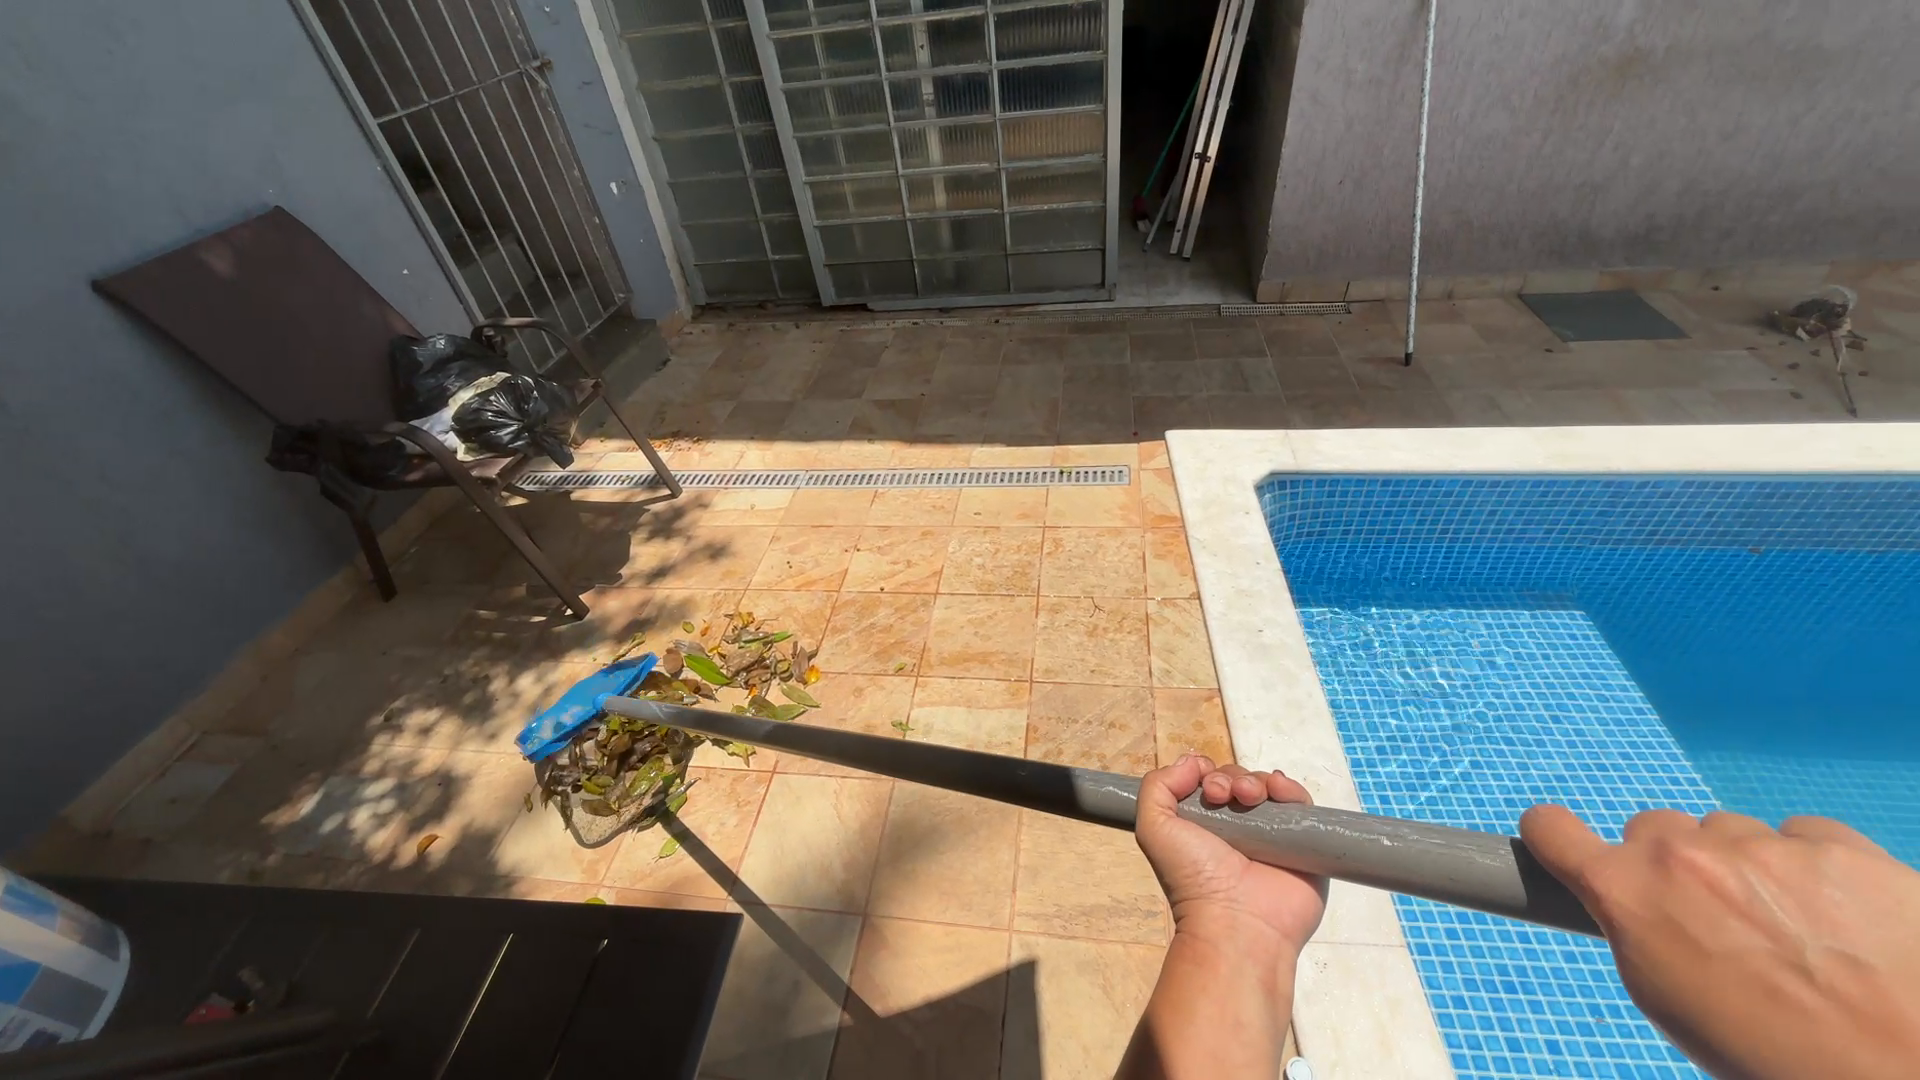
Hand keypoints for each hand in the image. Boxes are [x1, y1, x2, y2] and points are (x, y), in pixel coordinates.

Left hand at [1119, 756, 1326, 1079]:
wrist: (1236, 924)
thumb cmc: (1192, 876)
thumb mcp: (1155, 827)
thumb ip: (1158, 786)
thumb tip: (1192, 761)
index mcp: (1203, 823)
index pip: (1209, 780)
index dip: (1206, 773)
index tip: (1205, 786)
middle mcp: (1236, 827)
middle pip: (1237, 779)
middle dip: (1229, 778)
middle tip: (1224, 796)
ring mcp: (1271, 834)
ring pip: (1266, 786)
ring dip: (1256, 781)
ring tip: (1249, 798)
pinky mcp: (1303, 843)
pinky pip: (1300, 804)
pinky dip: (1290, 789)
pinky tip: (1279, 791)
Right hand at [1522, 805, 1919, 1079]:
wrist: (1912, 1074)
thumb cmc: (1775, 1057)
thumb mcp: (1665, 1000)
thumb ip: (1631, 928)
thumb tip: (1627, 901)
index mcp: (1623, 890)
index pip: (1547, 826)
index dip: (1555, 838)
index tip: (1575, 853)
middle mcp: (1679, 853)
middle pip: (1654, 829)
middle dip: (1675, 865)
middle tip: (1720, 920)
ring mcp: (1761, 846)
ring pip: (1730, 832)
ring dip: (1748, 867)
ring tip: (1800, 928)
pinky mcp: (1842, 848)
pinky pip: (1806, 834)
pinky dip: (1816, 866)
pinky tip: (1845, 916)